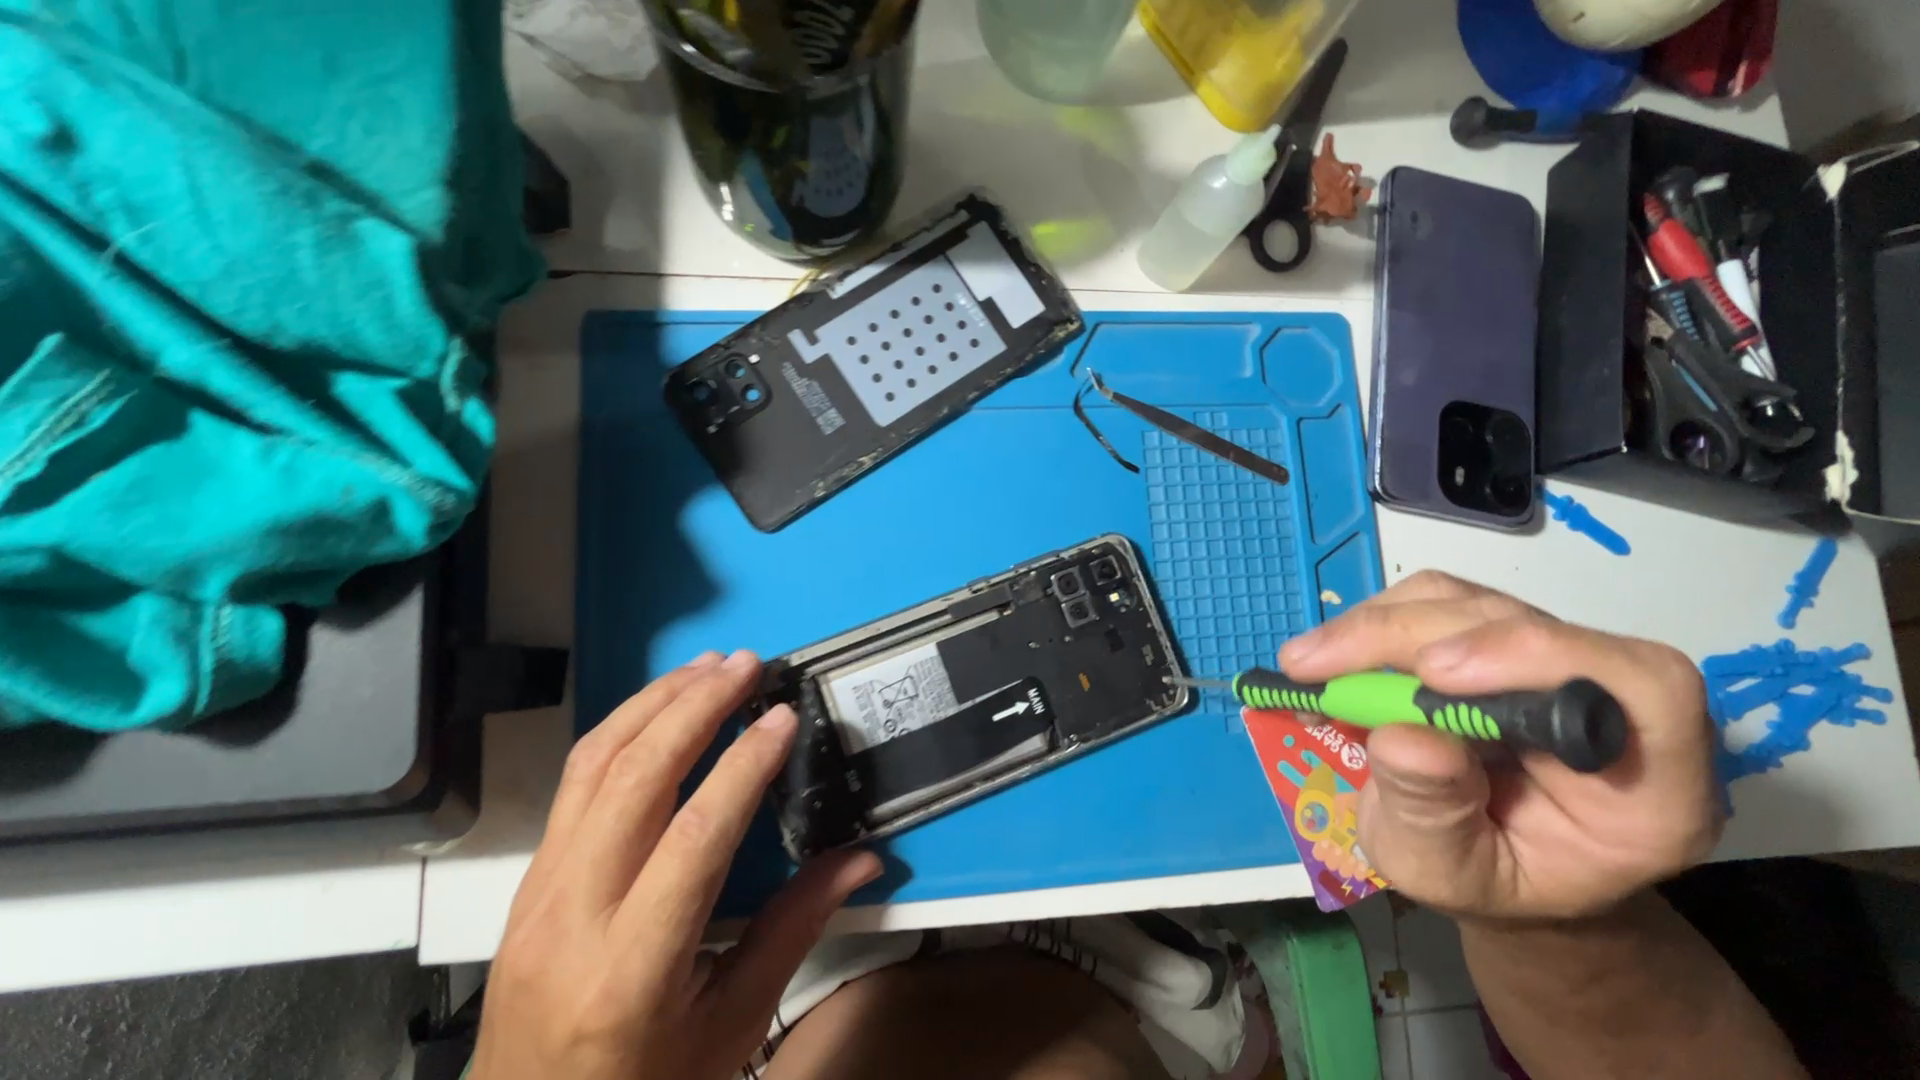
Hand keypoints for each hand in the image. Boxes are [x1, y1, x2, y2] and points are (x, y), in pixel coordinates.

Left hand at [470, 650, 882, 1079]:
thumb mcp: (732, 1022)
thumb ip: (795, 929)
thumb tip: (863, 861)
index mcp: (634, 963)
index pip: (696, 836)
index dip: (744, 766)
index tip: (781, 716)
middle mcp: (575, 911)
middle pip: (633, 779)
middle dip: (694, 708)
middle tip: (745, 664)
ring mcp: (540, 889)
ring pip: (592, 767)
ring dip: (651, 704)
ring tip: (704, 667)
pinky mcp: (529, 879)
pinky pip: (573, 786)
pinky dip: (619, 732)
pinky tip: (655, 711)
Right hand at [1276, 572, 1720, 920]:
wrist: (1500, 861)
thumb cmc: (1490, 881)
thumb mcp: (1450, 875)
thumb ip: (1433, 815)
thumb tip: (1401, 736)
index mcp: (1648, 782)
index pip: (1636, 685)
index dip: (1538, 656)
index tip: (1432, 673)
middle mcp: (1611, 702)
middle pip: (1525, 625)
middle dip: (1409, 636)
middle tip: (1316, 665)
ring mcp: (1551, 659)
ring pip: (1471, 603)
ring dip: (1379, 624)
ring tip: (1309, 664)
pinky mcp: (1497, 639)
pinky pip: (1437, 604)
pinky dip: (1374, 624)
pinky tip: (1330, 661)